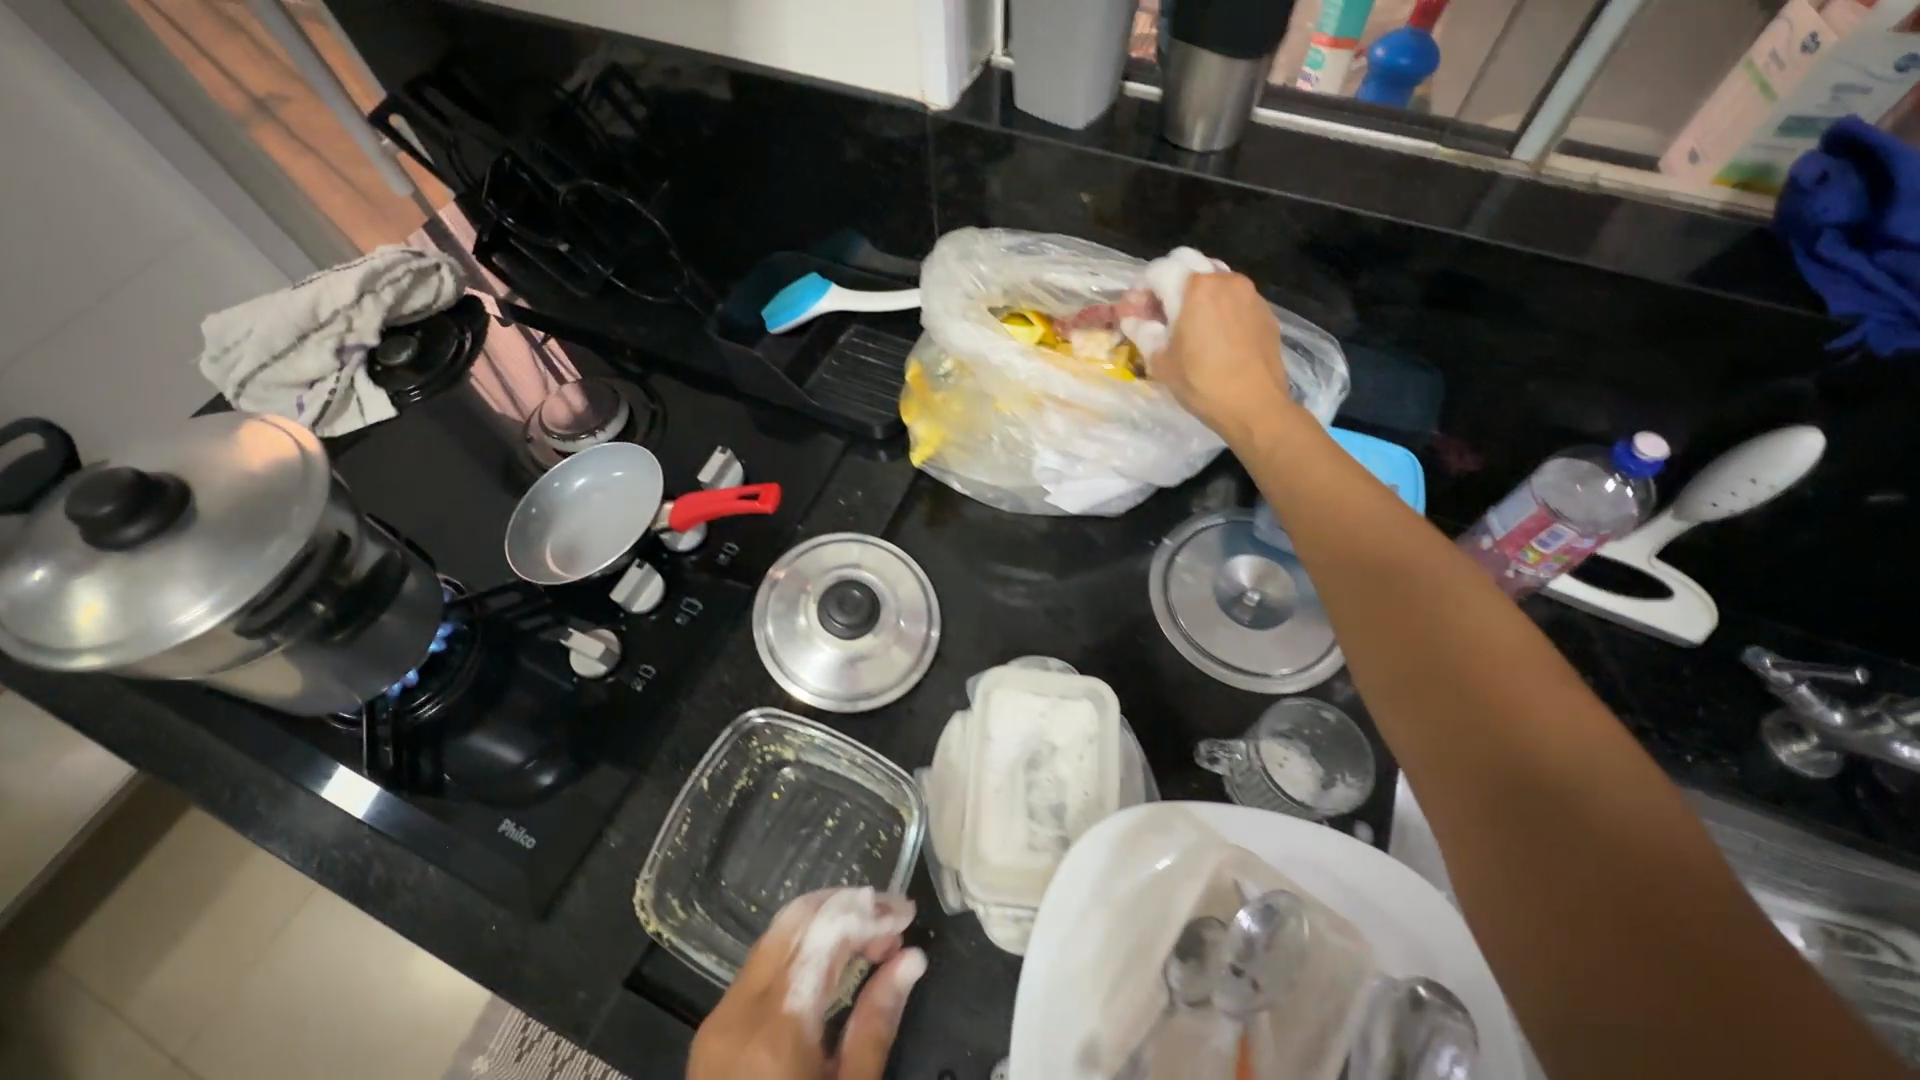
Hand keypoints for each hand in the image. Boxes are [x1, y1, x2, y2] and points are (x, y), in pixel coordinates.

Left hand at [688, 888, 925, 1079]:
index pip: (824, 933)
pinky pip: (762, 966)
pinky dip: (802, 950)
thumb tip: (912, 959)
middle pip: (794, 921)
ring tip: (874, 936)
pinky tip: (836, 961)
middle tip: (893, 917)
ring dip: (825, 923)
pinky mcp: (714, 1027)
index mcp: (777, 1027)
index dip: (868, 912)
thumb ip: (878, 1021)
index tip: (907, 914)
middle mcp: (739, 1007)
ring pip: (775, 937)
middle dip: (846, 906)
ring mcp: (719, 1015)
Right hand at [1133, 258, 1302, 448]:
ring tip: (1187, 320)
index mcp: (1194, 287)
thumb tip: (1131, 319)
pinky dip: (1218, 304)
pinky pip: (1234, 296)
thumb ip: (1142, 332)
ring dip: (1194, 290)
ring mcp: (1248, 293)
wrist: (1255, 406)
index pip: (1158, 270)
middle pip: (1187, 262)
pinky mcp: (1264, 310)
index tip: (1135, 311)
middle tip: (1158, 310)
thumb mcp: (1161, 361)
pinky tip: (1214, 333)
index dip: (1140, 289)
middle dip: (1167, 280)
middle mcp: (1224, 280)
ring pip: (1214, 275)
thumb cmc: (1202, 383)